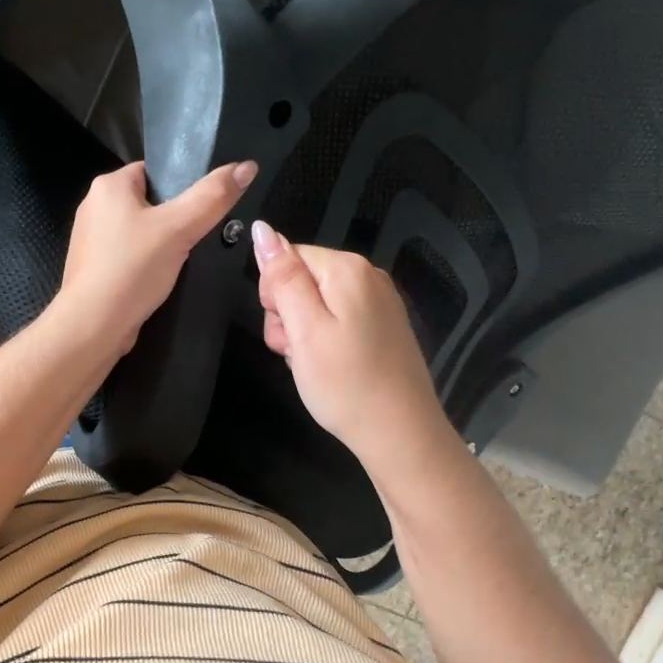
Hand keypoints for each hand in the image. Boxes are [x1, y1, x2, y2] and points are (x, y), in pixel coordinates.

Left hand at [57, 159, 255, 355]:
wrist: (93, 326)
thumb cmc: (132, 268)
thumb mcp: (179, 228)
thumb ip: (213, 196)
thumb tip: (246, 166)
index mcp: (108, 185)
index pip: (154, 172)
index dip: (181, 187)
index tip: (202, 209)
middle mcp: (93, 205)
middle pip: (149, 202)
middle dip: (173, 218)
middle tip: (195, 237)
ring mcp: (90, 238)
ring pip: (140, 231)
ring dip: (161, 243)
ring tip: (180, 260)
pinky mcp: (94, 266)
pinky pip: (129, 255)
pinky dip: (145, 263)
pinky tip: (159, 278)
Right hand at [251, 220, 446, 449]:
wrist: (400, 435)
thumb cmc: (345, 383)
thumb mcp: (303, 329)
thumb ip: (282, 277)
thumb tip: (261, 228)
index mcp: (347, 269)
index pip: (287, 257)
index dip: (274, 295)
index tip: (286, 331)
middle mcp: (368, 276)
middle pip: (301, 278)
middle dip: (287, 314)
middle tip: (297, 351)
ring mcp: (379, 302)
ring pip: (315, 302)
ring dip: (302, 332)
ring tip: (312, 364)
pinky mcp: (382, 326)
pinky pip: (337, 320)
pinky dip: (324, 341)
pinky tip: (330, 367)